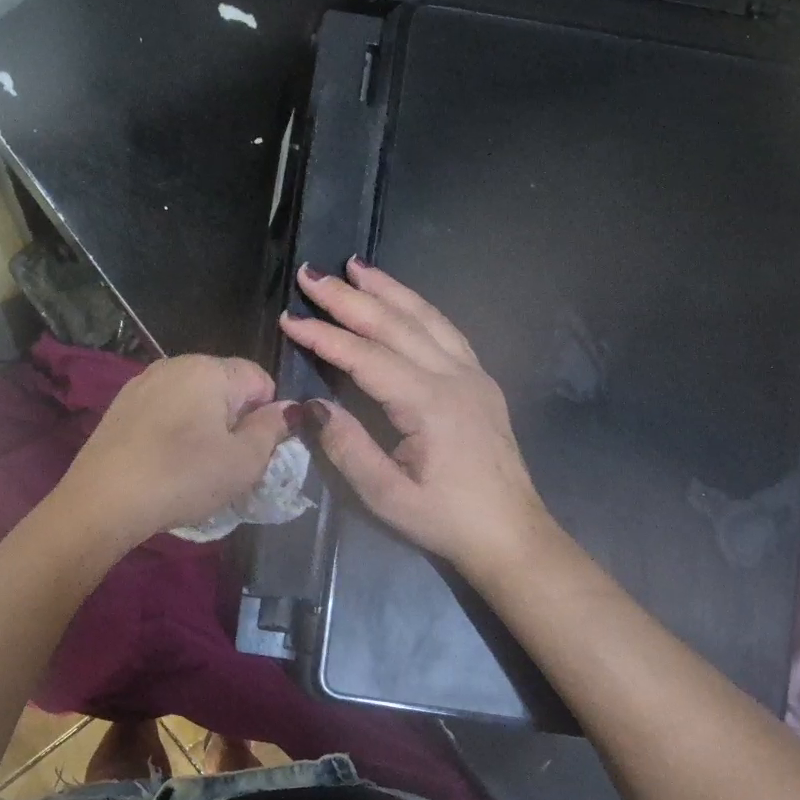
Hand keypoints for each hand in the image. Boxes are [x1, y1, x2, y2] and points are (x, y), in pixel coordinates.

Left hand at [50, 355, 294, 549]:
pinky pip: (164, 411)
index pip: (260, 379)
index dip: (266, 416)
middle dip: (233, 420)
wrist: (104, 500)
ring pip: (192, 400)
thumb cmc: (182, 478)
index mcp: (210, 369)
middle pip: (224, 387)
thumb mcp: (243, 462)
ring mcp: (143, 383)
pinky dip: (172, 432)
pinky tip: (163, 463)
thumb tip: (289, 409)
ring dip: (202, 427)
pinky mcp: (120, 406)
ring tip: (192, 467)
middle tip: (225, 464)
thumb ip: (272, 430)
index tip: (253, 452)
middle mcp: (175, 364)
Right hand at [280, 259, 555, 578]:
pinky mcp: (480, 382)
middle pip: (395, 325)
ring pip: (426, 318)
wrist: (510, 533)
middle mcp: (454, 377)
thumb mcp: (386, 496)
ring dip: (388, 289)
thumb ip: (347, 447)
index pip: (366, 357)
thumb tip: (309, 405)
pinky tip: (401, 300)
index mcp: (429, 405)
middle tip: (311, 273)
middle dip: (349, 297)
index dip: (325, 336)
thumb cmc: (445, 519)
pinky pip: (445, 331)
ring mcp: (473, 375)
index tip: (289, 318)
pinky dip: (417, 307)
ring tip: (355, 266)